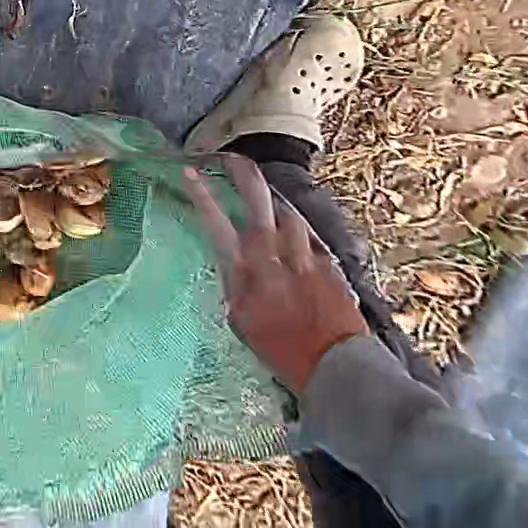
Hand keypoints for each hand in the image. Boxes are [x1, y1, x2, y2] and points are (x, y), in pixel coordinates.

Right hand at [183, 154, 368, 390]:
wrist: (338, 369)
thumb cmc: (282, 353)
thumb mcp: (240, 321)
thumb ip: (234, 283)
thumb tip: (231, 261)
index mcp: (244, 270)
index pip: (215, 220)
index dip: (200, 192)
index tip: (189, 171)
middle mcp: (272, 254)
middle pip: (255, 198)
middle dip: (241, 172)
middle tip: (231, 159)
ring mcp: (302, 252)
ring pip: (284, 209)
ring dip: (272, 201)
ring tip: (264, 197)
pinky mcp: (326, 259)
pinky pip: (306, 232)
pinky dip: (295, 227)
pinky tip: (292, 230)